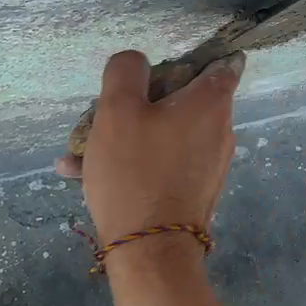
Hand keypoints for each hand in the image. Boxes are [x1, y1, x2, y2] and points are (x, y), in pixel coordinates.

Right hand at [56, 49, 244, 242]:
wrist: (150, 250)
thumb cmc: (135, 171)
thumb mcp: (118, 109)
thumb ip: (125, 71)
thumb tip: (136, 62)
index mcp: (210, 103)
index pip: (223, 63)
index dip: (196, 54)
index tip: (164, 63)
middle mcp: (219, 130)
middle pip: (183, 97)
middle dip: (142, 99)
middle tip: (106, 111)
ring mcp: (209, 164)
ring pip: (165, 133)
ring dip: (127, 134)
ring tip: (82, 148)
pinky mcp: (194, 190)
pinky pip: (160, 163)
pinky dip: (130, 162)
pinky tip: (81, 173)